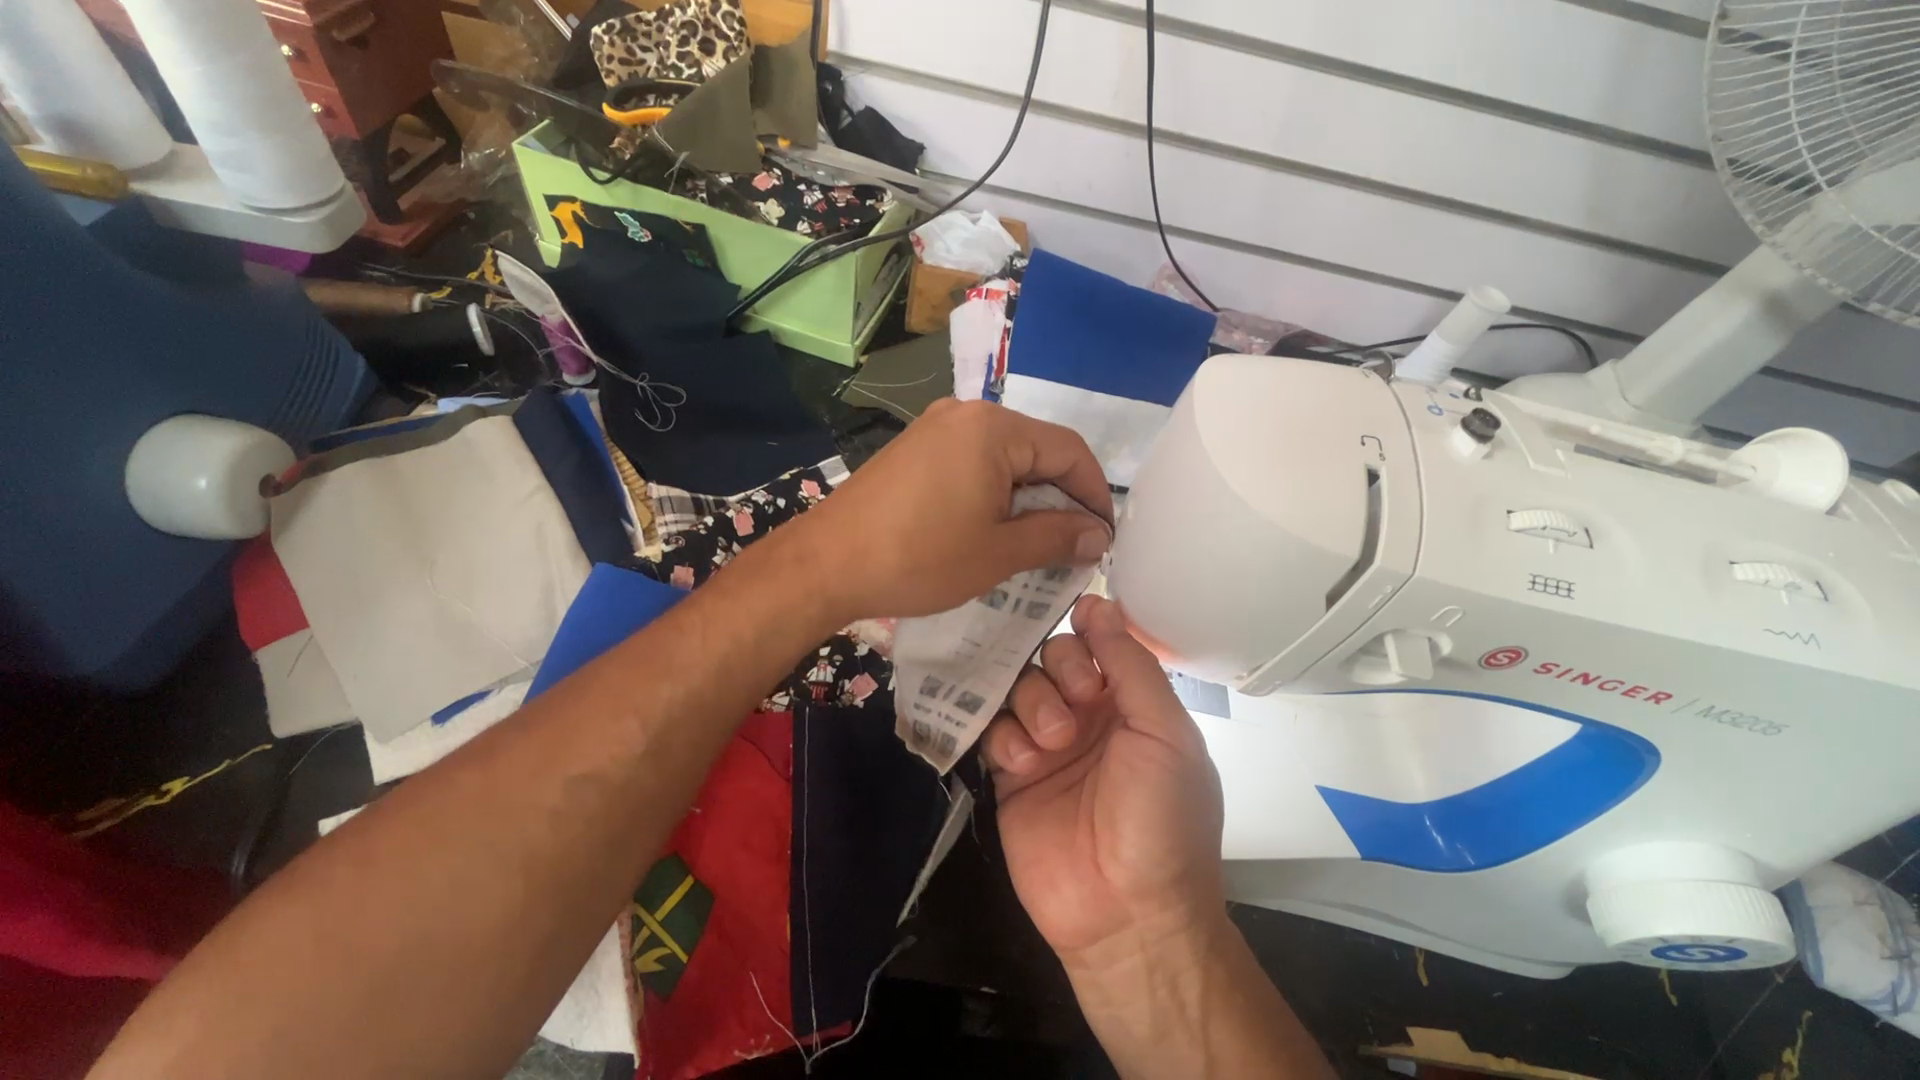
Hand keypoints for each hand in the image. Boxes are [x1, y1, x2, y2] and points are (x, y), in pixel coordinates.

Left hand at [793, 400, 1113, 621]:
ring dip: (1027, 497)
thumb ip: (1056, 536)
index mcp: (993, 429)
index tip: (1103, 537)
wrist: (825, 564)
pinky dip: (993, 492)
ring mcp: (935, 428)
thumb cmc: (918, 558)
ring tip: (1036, 544)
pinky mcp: (914, 449)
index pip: (1069, 450)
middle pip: (1037, 449)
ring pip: (1004, 458)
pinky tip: (992, 529)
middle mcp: (966, 414)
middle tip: (1073, 546)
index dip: (1095, 494)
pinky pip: (972, 462)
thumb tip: (1097, 535)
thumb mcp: (998, 553)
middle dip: (1060, 497)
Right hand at [984, 595, 1225, 967]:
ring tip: (1051, 743)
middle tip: (1074, 705)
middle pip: (1051, 657)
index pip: (1097, 642)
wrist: (1126, 914)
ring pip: (1018, 688)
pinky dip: (1004, 736)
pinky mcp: (1009, 777)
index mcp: (1131, 703)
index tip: (1076, 622)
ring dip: (1032, 703)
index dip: (1086, 631)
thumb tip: (1100, 602)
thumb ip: (1131, 665)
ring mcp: (1045, 746)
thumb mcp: (1165, 735)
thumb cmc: (1162, 819)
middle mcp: (1087, 717)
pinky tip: (1023, 762)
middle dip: (1059, 670)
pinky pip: (992, 731)